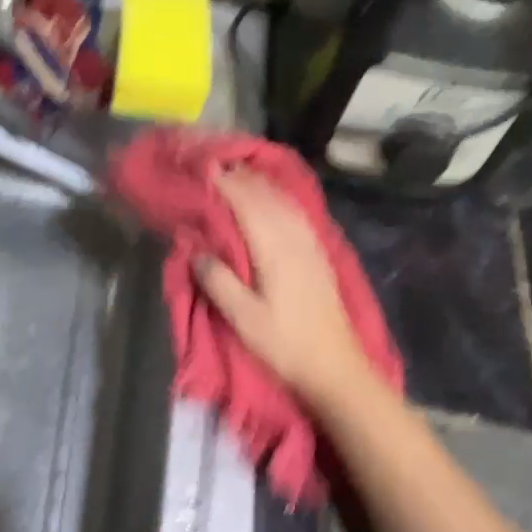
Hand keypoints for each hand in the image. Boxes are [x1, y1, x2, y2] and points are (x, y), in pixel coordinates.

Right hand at [193, 169, 384, 410]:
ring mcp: (310, 242)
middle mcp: (294, 236)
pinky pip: (293, 210)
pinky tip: (266, 197)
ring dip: (255, 181)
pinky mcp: (317, 253)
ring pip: (281, 198)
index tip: (196, 165)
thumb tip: (196, 249)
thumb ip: (218, 280)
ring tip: (231, 172)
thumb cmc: (285, 345)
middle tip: (207, 163)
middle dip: (236, 174)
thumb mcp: (243, 318)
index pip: (245, 201)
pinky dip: (274, 195)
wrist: (336, 368)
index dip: (221, 180)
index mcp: (274, 248)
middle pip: (264, 193)